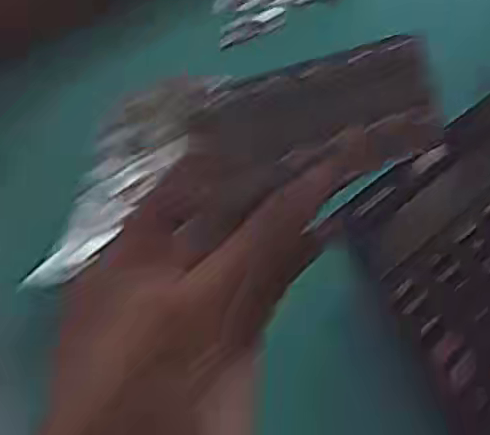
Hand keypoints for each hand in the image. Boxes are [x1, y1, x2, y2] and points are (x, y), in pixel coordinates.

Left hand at [38, 143, 357, 434]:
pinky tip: (345, 217)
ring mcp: (213, 291)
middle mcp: (174, 262)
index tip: (294, 111)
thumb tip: (328, 165)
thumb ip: (266, 229)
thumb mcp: (200, 298)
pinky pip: (283, 267)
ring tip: (353, 160)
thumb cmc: (144, 378)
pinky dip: (313, 243)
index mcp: (136, 251)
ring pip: (265, 233)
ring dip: (306, 202)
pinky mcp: (246, 317)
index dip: (238, 144)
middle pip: (234, 203)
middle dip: (283, 170)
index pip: (188, 178)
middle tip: (338, 129)